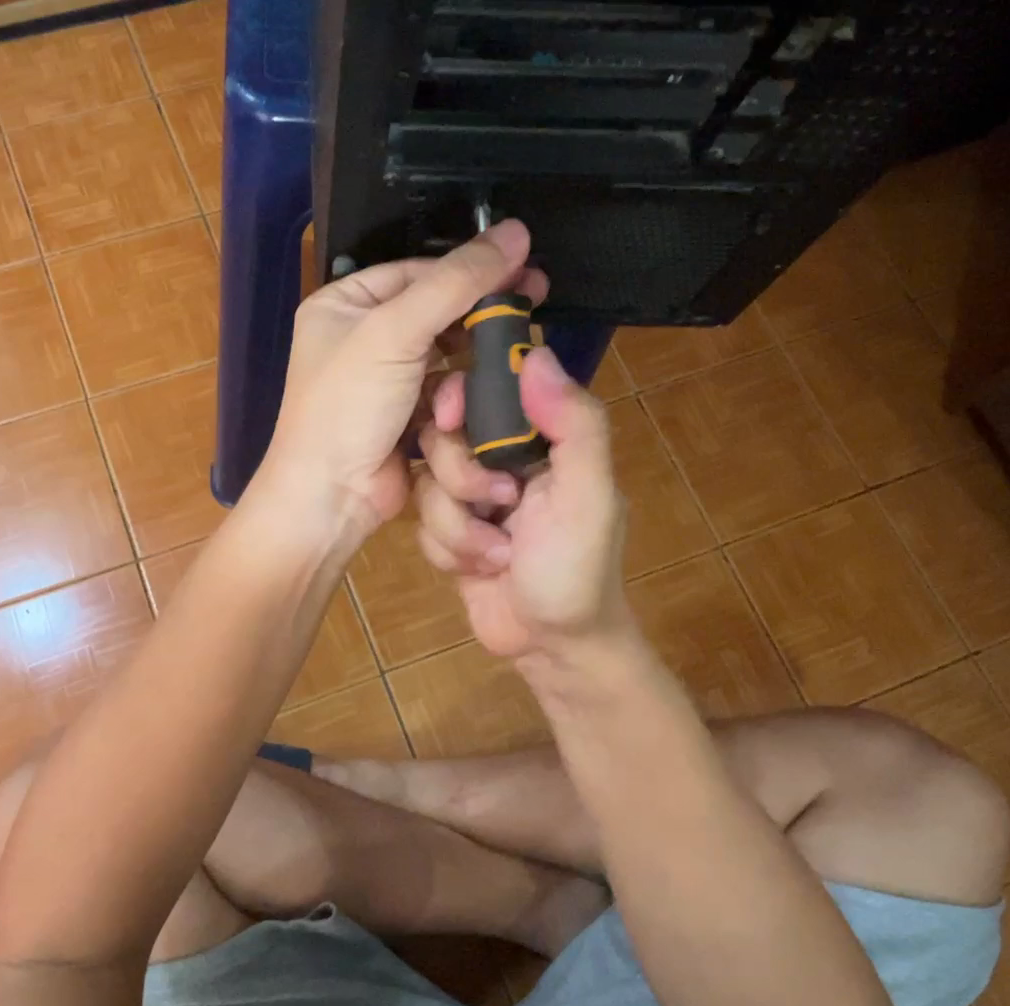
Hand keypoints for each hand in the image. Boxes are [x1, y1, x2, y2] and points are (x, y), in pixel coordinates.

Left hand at [250, 222, 547, 540]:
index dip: (469, 268)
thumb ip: (456, 282)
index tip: (524, 266)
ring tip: (516, 349)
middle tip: (535, 300)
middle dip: (479, 311)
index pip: (417, 271)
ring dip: (474, 356)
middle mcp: (360, 336)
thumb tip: (516, 232)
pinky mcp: (404, 416)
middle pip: (435, 310)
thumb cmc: (348, 406)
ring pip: (446, 352)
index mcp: (343, 304)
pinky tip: (486, 391)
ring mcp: (383, 379)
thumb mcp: (396, 331)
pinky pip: (446, 389)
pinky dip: (463, 392)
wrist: (331, 497)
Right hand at [415, 348, 631, 657]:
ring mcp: (474, 498)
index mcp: (543, 439)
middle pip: (444, 436)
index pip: (491, 389)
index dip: (462, 396)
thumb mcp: (588, 496)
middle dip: (461, 478)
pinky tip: (480, 569)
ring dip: (457, 526)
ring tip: (496, 555)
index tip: (451, 416)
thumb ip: (574, 425)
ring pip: (429, 483)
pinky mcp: (452, 533)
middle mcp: (504, 460)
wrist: (552, 648)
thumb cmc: (577, 570)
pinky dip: (448, 549)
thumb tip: (536, 354)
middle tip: (497, 505)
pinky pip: (422, 523)